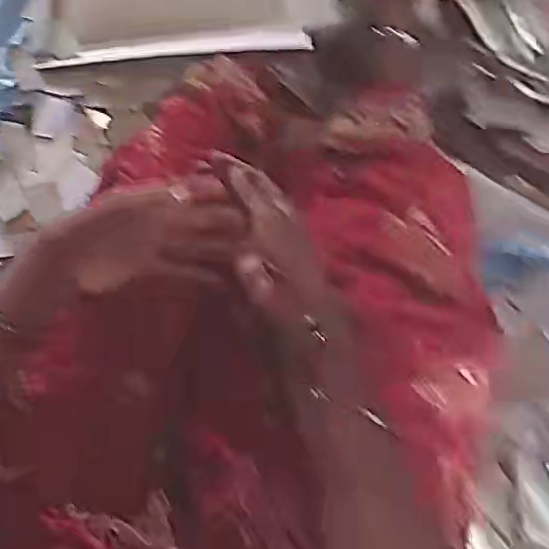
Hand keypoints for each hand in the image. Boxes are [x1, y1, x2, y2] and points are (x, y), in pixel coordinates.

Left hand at [42, 179, 246, 296]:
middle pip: (195, 217)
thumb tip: (199, 187)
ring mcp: (152, 243)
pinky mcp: (147, 267)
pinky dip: (200, 273)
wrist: (66, 261)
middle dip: (224, 220)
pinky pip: (179, 267)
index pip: (190, 191)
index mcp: (151, 197)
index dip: (214, 193)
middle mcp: (155, 217)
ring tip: (249, 253)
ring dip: (218, 246)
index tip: (244, 196)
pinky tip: (223, 282)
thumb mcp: (128, 208)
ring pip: (192, 242)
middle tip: (258, 227)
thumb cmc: (96, 230)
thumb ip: (163, 199)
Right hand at [212, 154, 352, 365]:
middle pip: (277, 204)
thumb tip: (243, 257)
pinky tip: (270, 218)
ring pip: (289, 215)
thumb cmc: (295, 361)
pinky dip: (279, 215)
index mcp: (288, 259)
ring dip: (267, 192)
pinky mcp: (314, 275)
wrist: (332, 390)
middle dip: (253, 179)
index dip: (238, 182)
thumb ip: (260, 289)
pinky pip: (295, 233)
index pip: (259, 209)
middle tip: (228, 161)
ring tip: (246, 179)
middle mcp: (301, 251)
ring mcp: (310, 261)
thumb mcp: (272, 328)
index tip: (217, 159)